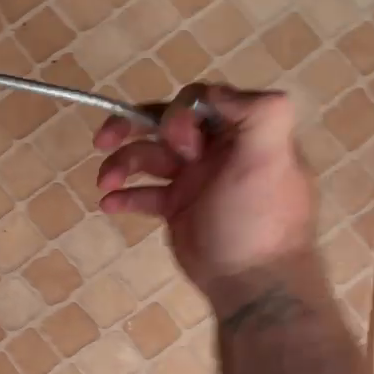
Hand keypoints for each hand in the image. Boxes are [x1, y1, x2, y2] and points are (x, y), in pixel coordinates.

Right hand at [94, 84, 316, 295]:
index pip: (201, 101)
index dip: (178, 115)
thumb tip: (216, 92)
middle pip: (164, 124)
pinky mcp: (176, 207)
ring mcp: (195, 179)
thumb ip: (258, 115)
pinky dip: (123, 196)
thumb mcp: (268, 161)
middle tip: (104, 141)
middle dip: (130, 128)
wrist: (252, 281)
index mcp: (244, 134)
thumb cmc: (258, 219)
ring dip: (120, 165)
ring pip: (146, 156)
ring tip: (105, 185)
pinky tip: (110, 206)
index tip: (181, 145)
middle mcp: (219, 151)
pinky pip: (142, 192)